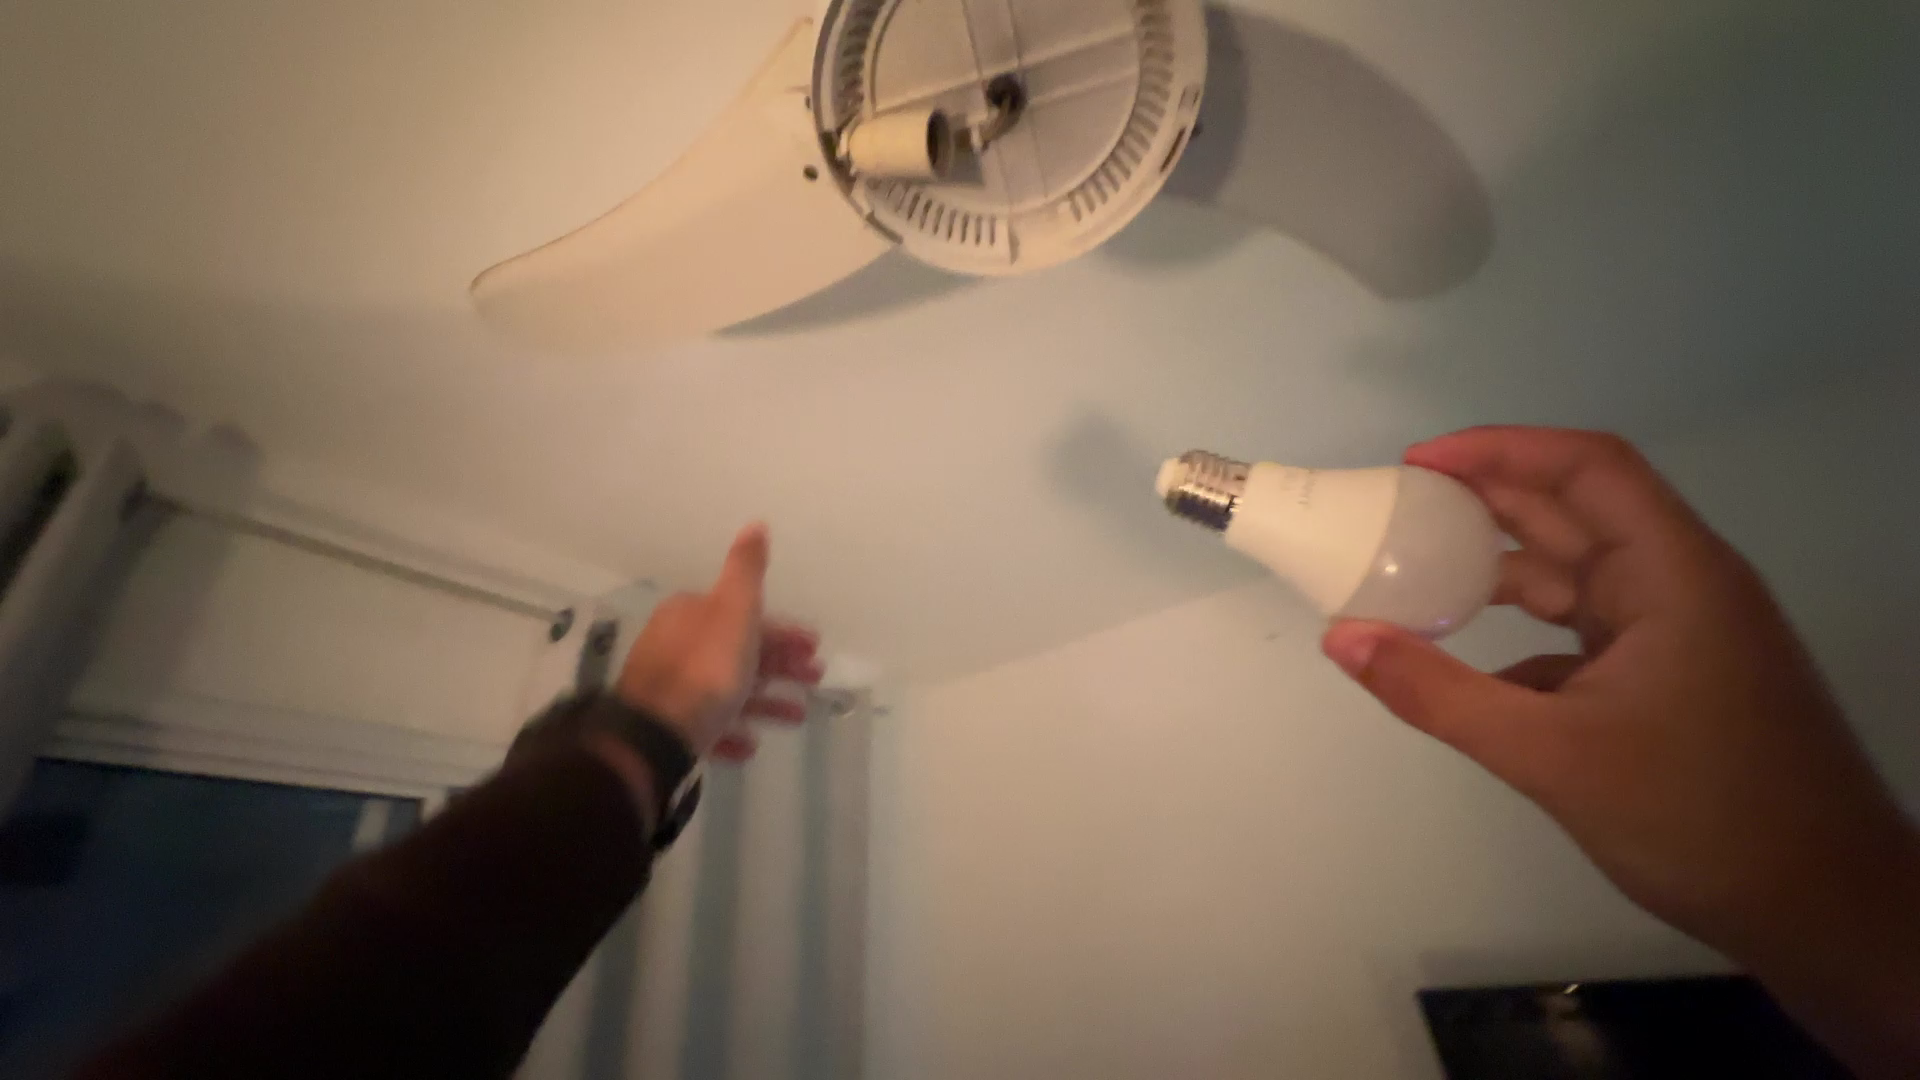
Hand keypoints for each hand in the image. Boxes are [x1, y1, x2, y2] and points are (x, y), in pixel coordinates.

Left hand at [617, 524, 823, 761]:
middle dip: (781, 665)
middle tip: (816, 679)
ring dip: (766, 700)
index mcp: (692, 614)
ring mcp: (672, 689)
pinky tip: (752, 743)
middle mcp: (678, 645)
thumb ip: (747, 570)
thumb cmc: (706, 667)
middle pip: (740, 652)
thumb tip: (756, 523)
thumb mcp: (734, 609)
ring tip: (797, 716)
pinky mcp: (669, 727)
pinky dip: (735, 729)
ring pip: (729, 689)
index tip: (814, 647)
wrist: (655, 733)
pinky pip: (710, 724)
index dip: (784, 631)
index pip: (746, 616)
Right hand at [1321, 427, 1919, 1073]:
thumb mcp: (1547, 754)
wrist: (1827, 918)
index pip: (1588, 469)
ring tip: (1409, 568)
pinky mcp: (1656, 674)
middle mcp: (1676, 587)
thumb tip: (1339, 638)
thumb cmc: (1703, 820)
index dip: (1499, 449)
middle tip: (1393, 504)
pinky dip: (1509, 628)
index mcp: (1673, 577)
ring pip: (1567, 570)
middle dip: (1481, 497)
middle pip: (1571, 510)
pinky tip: (1461, 662)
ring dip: (1490, 563)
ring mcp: (1669, 632)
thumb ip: (1433, 692)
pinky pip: (1569, 626)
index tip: (1416, 463)